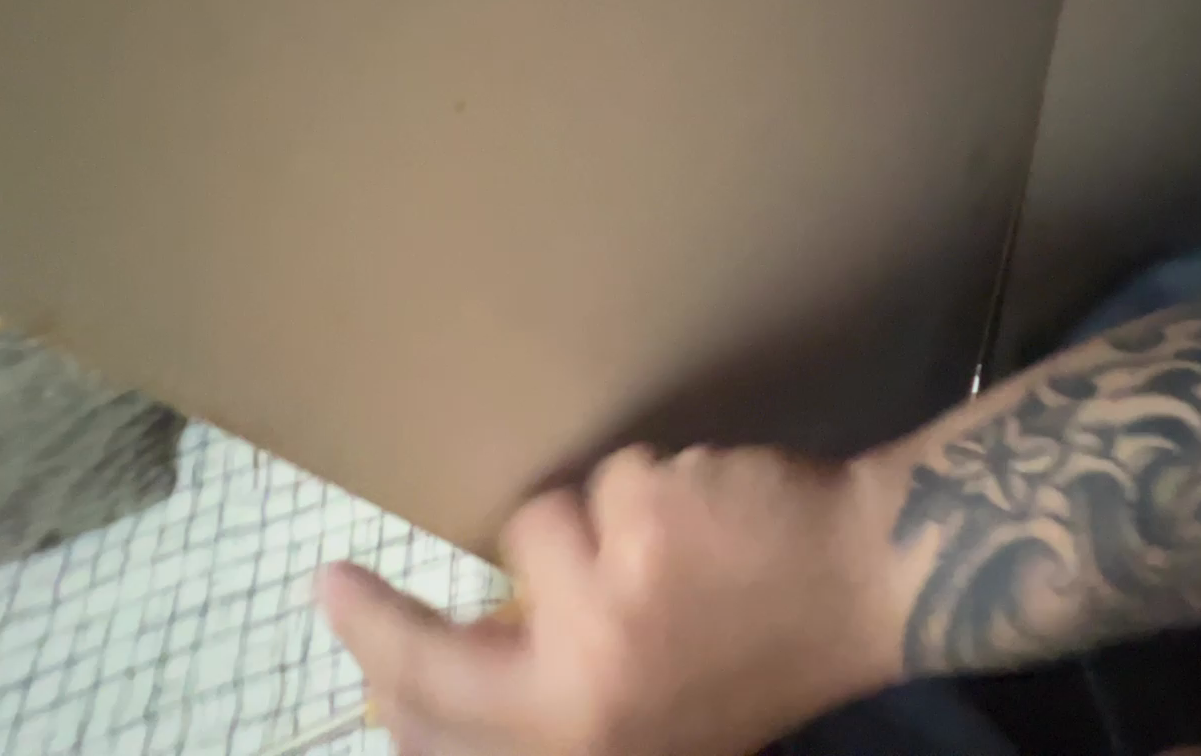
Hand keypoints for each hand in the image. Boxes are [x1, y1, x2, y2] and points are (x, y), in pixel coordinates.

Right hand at [317, 444, 904, 754]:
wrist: (869, 581)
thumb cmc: (769, 640)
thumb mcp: (659, 701)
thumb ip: (565, 685)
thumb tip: (481, 636)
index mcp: (587, 738)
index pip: (442, 722)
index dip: (374, 675)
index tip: (330, 613)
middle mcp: (584, 686)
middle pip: (443, 638)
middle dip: (378, 614)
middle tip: (339, 579)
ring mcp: (614, 594)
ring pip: (550, 516)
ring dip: (604, 515)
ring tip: (679, 537)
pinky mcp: (649, 512)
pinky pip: (621, 470)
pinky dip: (663, 479)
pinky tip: (718, 507)